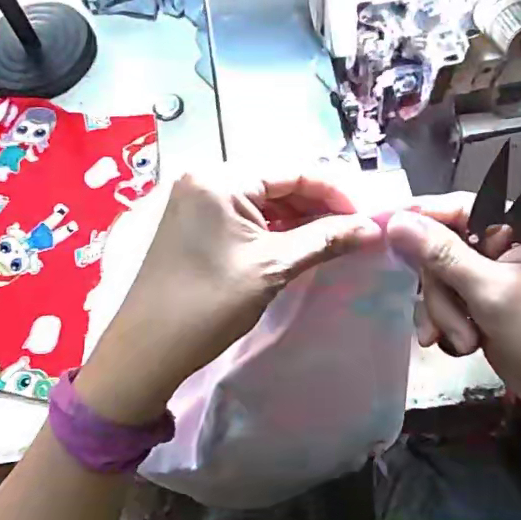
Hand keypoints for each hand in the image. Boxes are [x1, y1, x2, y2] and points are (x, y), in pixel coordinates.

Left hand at [74, 167, 382, 422]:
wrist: (148, 349)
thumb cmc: (210, 304)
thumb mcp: (273, 267)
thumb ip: (324, 240)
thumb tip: (372, 228)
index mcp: (221, 178)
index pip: (293, 171)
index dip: (335, 192)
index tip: (365, 218)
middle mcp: (205, 178)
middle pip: (277, 182)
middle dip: (317, 206)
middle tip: (353, 232)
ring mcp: (196, 201)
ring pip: (261, 200)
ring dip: (297, 218)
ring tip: (332, 241)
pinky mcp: (193, 224)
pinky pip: (242, 216)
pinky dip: (272, 229)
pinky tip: (297, 245)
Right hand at [385, 194, 520, 426]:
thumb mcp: (491, 292)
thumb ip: (441, 254)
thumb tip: (396, 220)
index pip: (462, 207)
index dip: (421, 218)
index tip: (382, 229)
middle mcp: (513, 241)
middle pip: (446, 247)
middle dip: (442, 290)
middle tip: (444, 325)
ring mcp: (500, 273)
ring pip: (444, 277)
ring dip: (444, 312)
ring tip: (462, 341)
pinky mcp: (490, 301)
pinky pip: (452, 299)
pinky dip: (449, 322)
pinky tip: (457, 345)